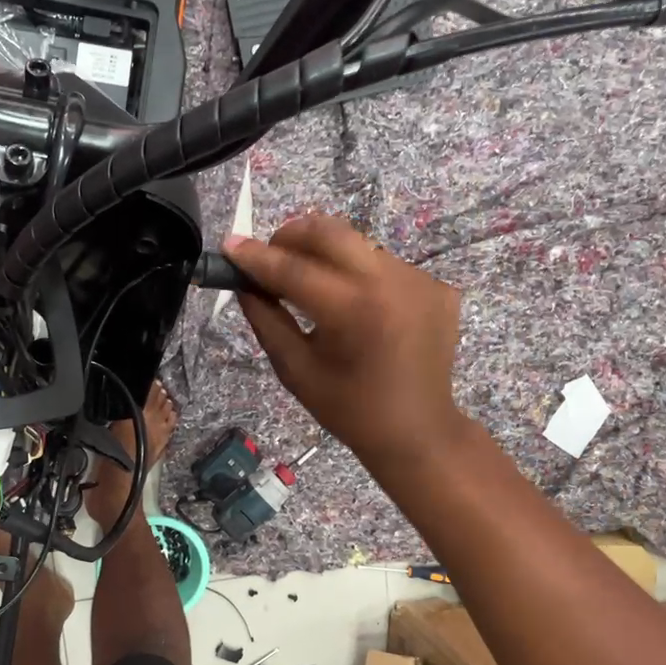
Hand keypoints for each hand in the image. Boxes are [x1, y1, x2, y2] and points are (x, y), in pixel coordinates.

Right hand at [221, 215, 471, 470]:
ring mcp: (418, 280)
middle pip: (330, 232)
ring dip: (326, 256)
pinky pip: (385, 265)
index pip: (293, 268)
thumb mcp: (295, 369)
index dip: (256, 257)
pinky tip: (357, 308)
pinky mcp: (435, 286)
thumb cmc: (349, 408)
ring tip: (313, 287)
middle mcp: (389, 283)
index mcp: (352, 310)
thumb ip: (266, 319)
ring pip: (358, 245)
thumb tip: (244, 283)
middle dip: (291, 236)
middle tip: (271, 257)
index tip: (230, 245)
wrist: (418, 432)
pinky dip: (360, 276)